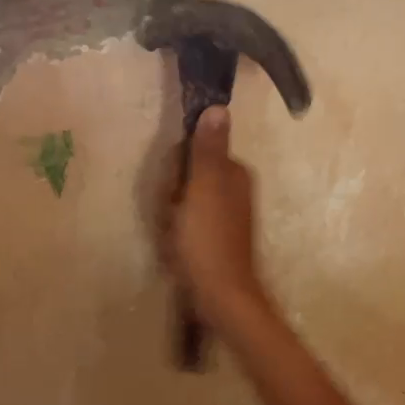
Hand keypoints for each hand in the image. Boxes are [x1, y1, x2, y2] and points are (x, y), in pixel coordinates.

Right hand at [167, 105, 268, 318]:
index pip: (191, 153)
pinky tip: (175, 252)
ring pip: (182, 204)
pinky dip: (176, 238)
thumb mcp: (203, 188)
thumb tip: (218, 106)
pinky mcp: (215, 239)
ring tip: (171, 239)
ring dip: (169, 220)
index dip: (173, 171)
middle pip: (186, 178)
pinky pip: (186, 227)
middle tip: (171, 219)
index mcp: (234, 172)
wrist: (221, 297)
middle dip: (170, 198)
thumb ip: (208, 149)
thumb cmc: (208, 240)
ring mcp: (225, 216)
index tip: (171, 190)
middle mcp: (234, 189)